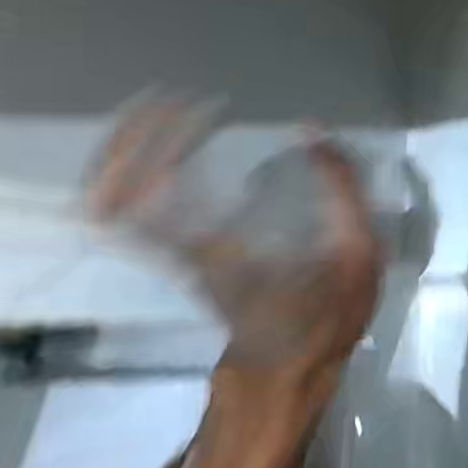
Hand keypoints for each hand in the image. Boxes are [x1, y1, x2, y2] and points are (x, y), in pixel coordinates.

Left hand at [87, 97, 383, 402]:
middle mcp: (177, 252)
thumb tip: (312, 129)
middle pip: (111, 198)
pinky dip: (136, 166)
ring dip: (125, 149)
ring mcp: (168, 255)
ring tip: (162, 105)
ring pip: (110, 203)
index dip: (163, 144)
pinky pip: (130, 207)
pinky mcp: (174, 252)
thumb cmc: (321, 318)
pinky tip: (167, 137)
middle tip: (168, 95)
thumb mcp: (356, 257)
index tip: (204, 106)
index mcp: (216, 253)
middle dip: (129, 139)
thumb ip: (342, 191)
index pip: (155, 200)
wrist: (285, 372)